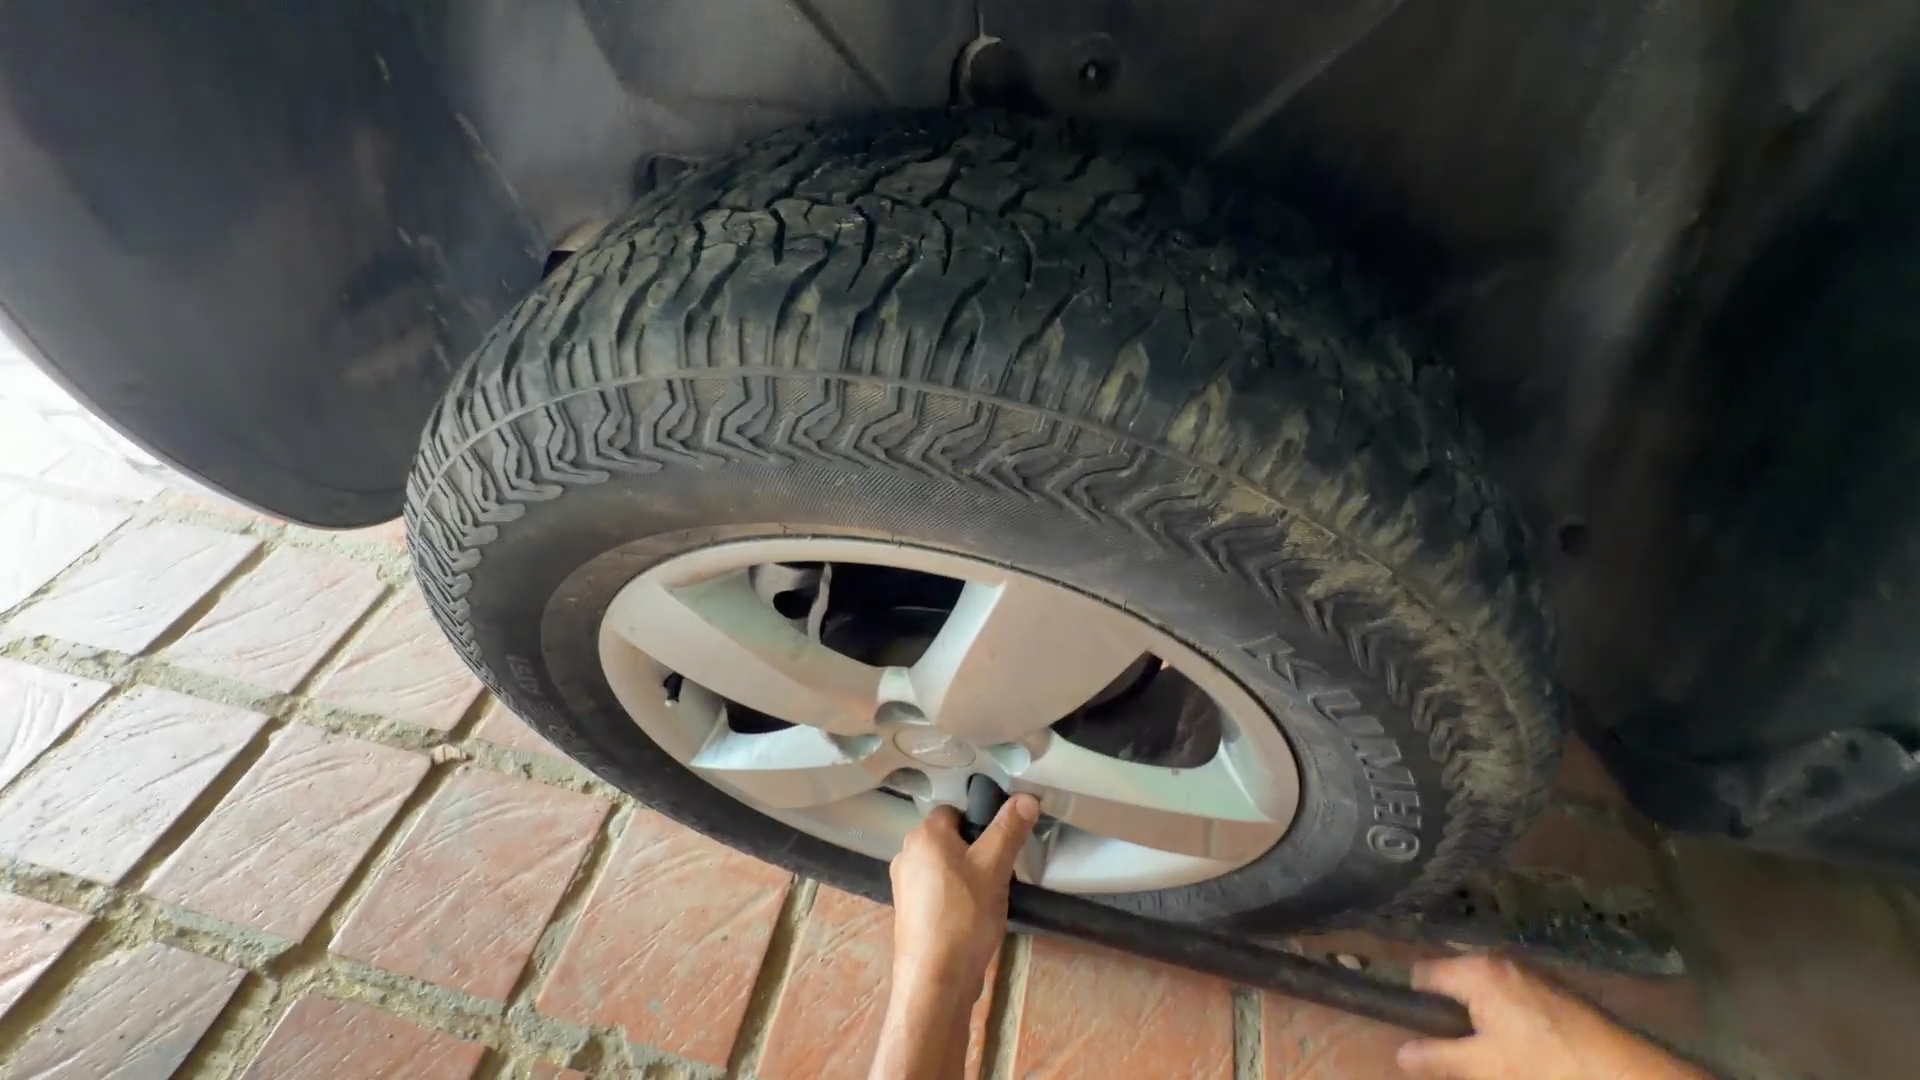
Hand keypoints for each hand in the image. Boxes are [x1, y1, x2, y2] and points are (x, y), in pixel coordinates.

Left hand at [887, 794, 1039, 990]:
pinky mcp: (906, 912)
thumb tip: (1026, 797)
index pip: (955, 811)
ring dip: (962, 875)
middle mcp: (906, 853)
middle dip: (973, 851)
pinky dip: (951, 896)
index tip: (999, 847)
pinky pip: (934, 890)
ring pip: (941, 866)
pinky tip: (968, 918)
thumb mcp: (994, 868)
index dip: (979, 824)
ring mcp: (903, 884)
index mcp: (925, 834)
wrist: (935, 980)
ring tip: (985, 898)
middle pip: (948, 838)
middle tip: (996, 873)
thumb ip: (1009, 829)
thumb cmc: (964, 915)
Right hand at [1397, 955, 1711, 1079]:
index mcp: (1475, 970)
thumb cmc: (1549, 1066)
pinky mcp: (1554, 987)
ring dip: (1483, 1015)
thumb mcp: (1487, 1068)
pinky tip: (1530, 1048)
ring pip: (1485, 988)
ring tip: (1501, 1052)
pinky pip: (1512, 994)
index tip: (1427, 1031)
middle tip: (1469, 1049)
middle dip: (1454, 1012)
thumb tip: (1400, 1052)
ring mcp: (1529, 970)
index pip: (1422, 974)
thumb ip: (1439, 1057)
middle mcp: (1496, 958)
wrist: (1631, 1075)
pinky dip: (1509, 1015)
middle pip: (1454, 979)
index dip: (1417, 1002)